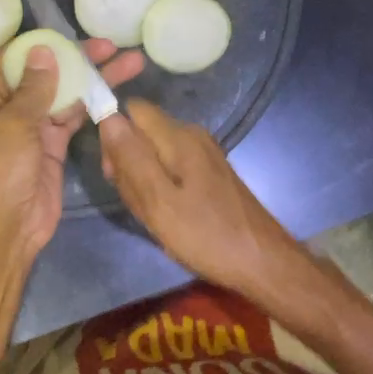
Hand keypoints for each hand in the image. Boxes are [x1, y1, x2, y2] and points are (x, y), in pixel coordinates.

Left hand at [0, 39, 144, 259]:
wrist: (7, 228)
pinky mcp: (52, 145)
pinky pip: (73, 117)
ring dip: (92, 79)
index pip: (11, 58)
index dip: (40, 44)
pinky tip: (117, 91)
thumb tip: (44, 50)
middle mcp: (7, 107)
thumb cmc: (0, 171)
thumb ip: (33, 87)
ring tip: (128, 62)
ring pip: (63, 94)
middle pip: (43, 73)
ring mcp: (31, 127)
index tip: (71, 32)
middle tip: (111, 44)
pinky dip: (93, 105)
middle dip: (75, 59)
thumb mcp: (14, 124)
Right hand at [98, 100, 304, 296]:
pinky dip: (159, 186)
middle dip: (126, 160)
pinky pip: (170, 167)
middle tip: (134, 198)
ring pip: (154, 152)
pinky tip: (165, 213)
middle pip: (142, 131)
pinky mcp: (210, 174)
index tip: (113, 171)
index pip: (132, 110)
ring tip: (150, 211)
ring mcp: (204, 155)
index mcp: (179, 138)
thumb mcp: (157, 201)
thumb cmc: (206, 235)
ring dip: (140, 178)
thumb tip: (108, 117)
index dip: (113, 134)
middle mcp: (192, 137)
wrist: (264, 264)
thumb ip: (131, 158)